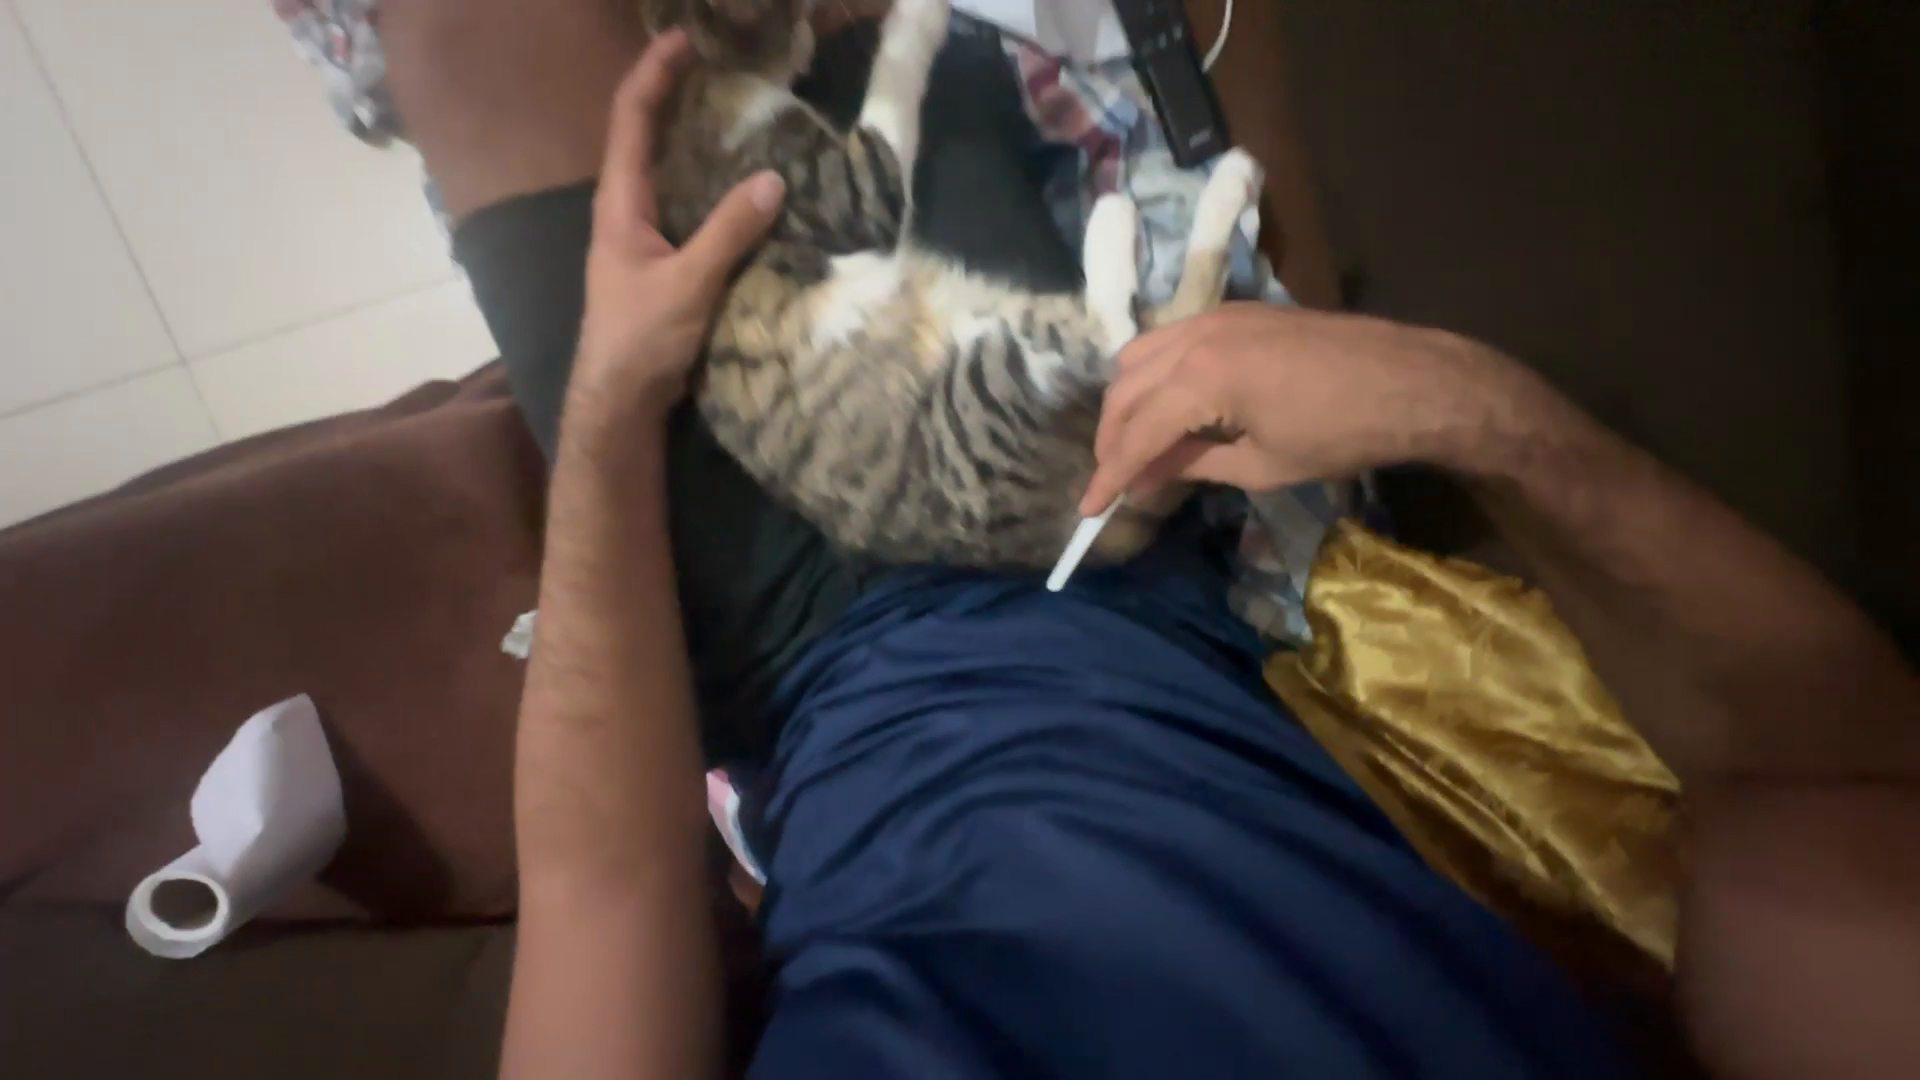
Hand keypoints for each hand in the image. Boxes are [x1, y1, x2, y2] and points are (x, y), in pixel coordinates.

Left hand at [569, 30, 786, 424]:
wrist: (622, 397)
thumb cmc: (642, 337)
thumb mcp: (689, 282)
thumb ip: (729, 232)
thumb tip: (774, 180)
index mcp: (620, 202)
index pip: (632, 119)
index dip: (655, 73)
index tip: (687, 38)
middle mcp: (626, 211)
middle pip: (646, 138)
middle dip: (677, 99)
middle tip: (722, 75)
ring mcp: (642, 240)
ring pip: (669, 177)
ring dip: (696, 146)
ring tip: (739, 124)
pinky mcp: (661, 266)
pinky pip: (687, 213)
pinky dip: (710, 193)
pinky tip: (741, 197)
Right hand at [1079, 303, 1528, 513]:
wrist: (1413, 381)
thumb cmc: (1342, 435)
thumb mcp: (1261, 466)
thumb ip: (1192, 466)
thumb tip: (1145, 477)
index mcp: (1202, 380)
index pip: (1136, 435)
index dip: (1109, 476)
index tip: (1089, 510)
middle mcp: (1195, 337)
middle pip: (1125, 391)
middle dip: (1110, 440)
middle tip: (1111, 479)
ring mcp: (1214, 316)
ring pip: (1138, 356)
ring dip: (1125, 401)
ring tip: (1130, 442)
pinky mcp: (1233, 311)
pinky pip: (1167, 338)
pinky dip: (1152, 373)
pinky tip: (1163, 402)